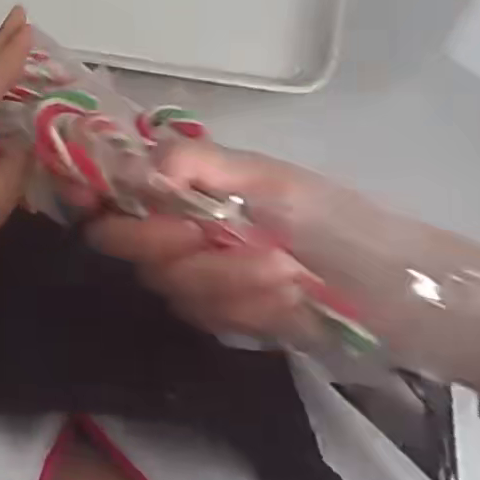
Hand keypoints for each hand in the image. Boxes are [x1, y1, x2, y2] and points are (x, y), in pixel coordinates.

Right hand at [84, 140, 335, 343]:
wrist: (394, 287)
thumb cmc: (329, 218)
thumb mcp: (268, 178)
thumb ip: (196, 163)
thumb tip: (133, 169)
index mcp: (176, 187)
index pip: (104, 189)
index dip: (85, 194)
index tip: (88, 202)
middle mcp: (169, 229)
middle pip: (119, 241)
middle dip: (165, 242)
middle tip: (212, 235)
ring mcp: (188, 276)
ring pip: (166, 284)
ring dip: (227, 279)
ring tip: (286, 272)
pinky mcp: (213, 316)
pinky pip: (204, 316)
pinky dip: (249, 308)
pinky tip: (287, 300)